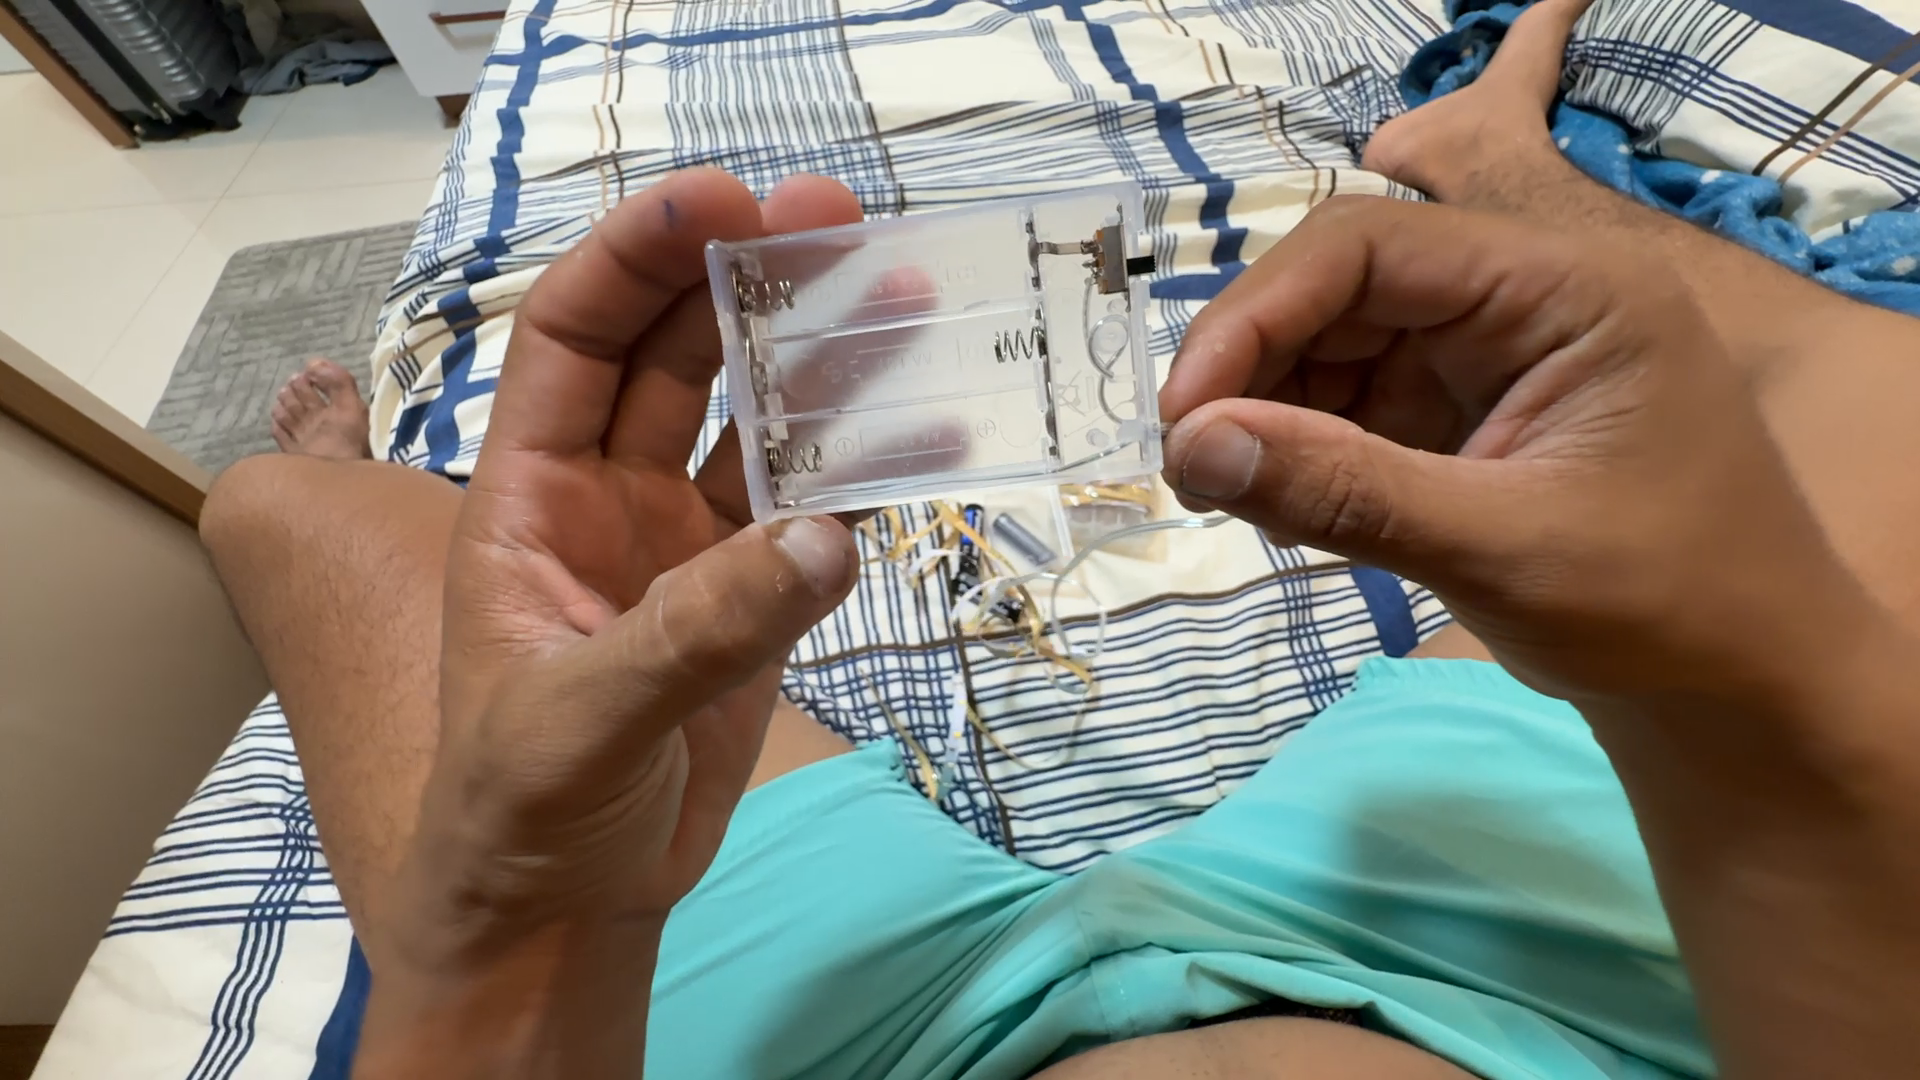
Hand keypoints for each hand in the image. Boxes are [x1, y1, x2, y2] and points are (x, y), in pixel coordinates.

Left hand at [385, 169, 863, 974]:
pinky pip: (819, 509)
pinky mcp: (759, 592)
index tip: (722, 202)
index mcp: (531, 498)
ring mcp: (696, 543)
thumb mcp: (582, 719)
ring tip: (902, 298)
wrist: (575, 902)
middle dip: (749, 279)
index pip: (575, 339)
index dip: (639, 259)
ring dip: (825, 361)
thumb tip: (828, 537)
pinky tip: (928, 431)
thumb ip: (700, 627)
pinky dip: (869, 470)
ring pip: (764, 423)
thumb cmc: (527, 815)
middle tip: (835, 219)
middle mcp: (615, 498)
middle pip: (684, 356)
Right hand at [1159, 196, 1870, 704]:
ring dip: (1246, 411)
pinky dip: (1274, 445)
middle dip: (1240, 369)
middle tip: (1188, 463)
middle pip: (1323, 291)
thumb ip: (1339, 492)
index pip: (1365, 247)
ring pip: (1310, 348)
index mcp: (1556, 288)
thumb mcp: (1494, 547)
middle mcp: (1499, 301)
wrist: (1718, 680)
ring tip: (1216, 489)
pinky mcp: (1425, 413)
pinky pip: (1321, 404)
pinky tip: (1261, 494)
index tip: (1184, 413)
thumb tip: (1187, 449)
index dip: (1254, 315)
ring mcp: (1458, 358)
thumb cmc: (1654, 606)